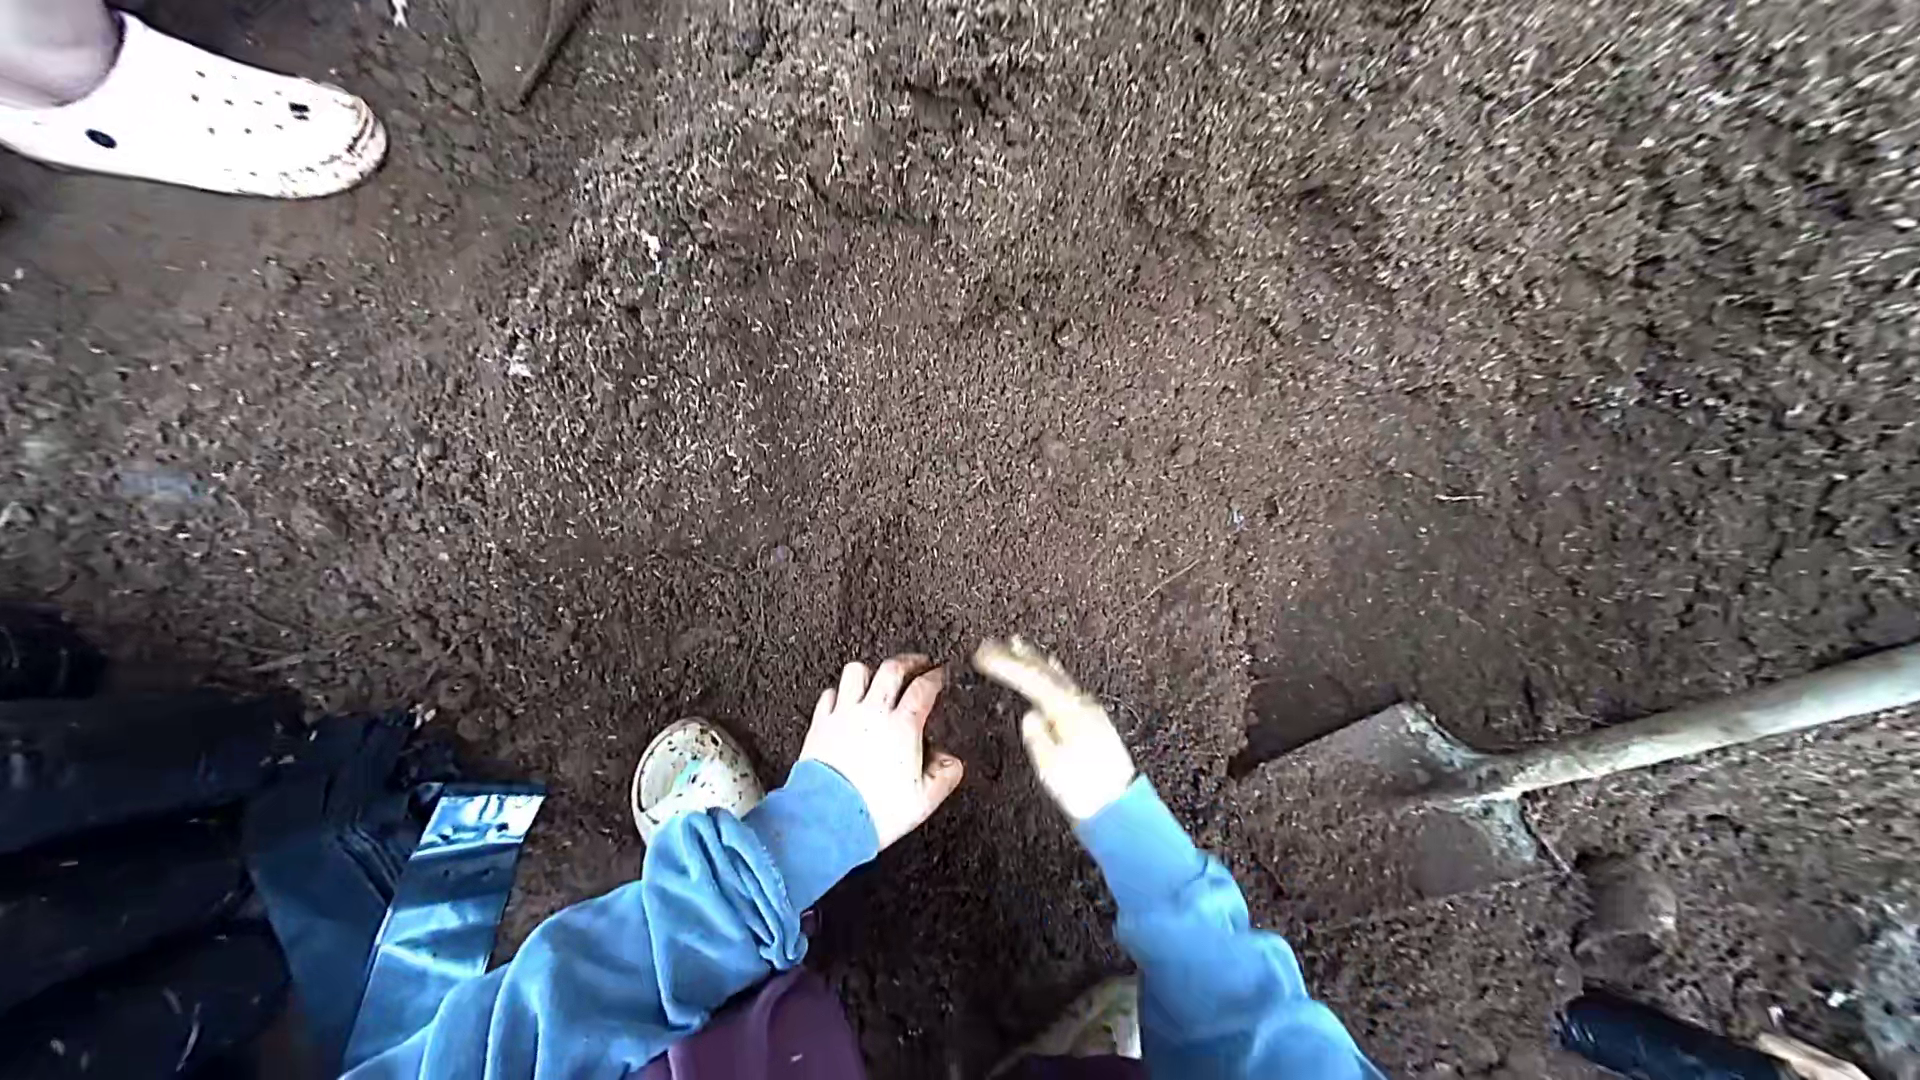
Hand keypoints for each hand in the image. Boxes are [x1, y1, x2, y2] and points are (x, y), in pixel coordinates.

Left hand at [799, 654, 965, 849]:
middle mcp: (873, 713)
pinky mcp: (821, 724)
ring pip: (857, 672)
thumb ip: (945, 776)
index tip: (941, 674)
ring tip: (879, 676)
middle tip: (918, 663)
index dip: (936, 676)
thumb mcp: (923, 800)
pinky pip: (830, 694)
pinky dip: (841, 692)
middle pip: (892, 669)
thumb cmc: (874, 812)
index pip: (923, 688)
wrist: (826, 821)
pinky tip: (846, 700)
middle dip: (909, 661)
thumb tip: (952, 762)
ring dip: (871, 671)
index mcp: (902, 727)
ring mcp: (844, 715)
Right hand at [973, 637, 1135, 821]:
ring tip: (1017, 645)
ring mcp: (1086, 708)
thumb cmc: (1085, 791)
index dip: (1004, 664)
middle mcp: (1078, 703)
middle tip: (991, 644)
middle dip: (1015, 655)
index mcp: (1066, 710)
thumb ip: (1037, 737)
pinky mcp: (1090, 717)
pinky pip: (1065, 684)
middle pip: (1042, 670)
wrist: (1118, 808)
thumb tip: (1030, 716)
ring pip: (1054, 675)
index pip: (1029, 678)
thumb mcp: (1050, 766)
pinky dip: (1052, 672)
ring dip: (1033, 659)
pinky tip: (1052, 668)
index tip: (981, 654)